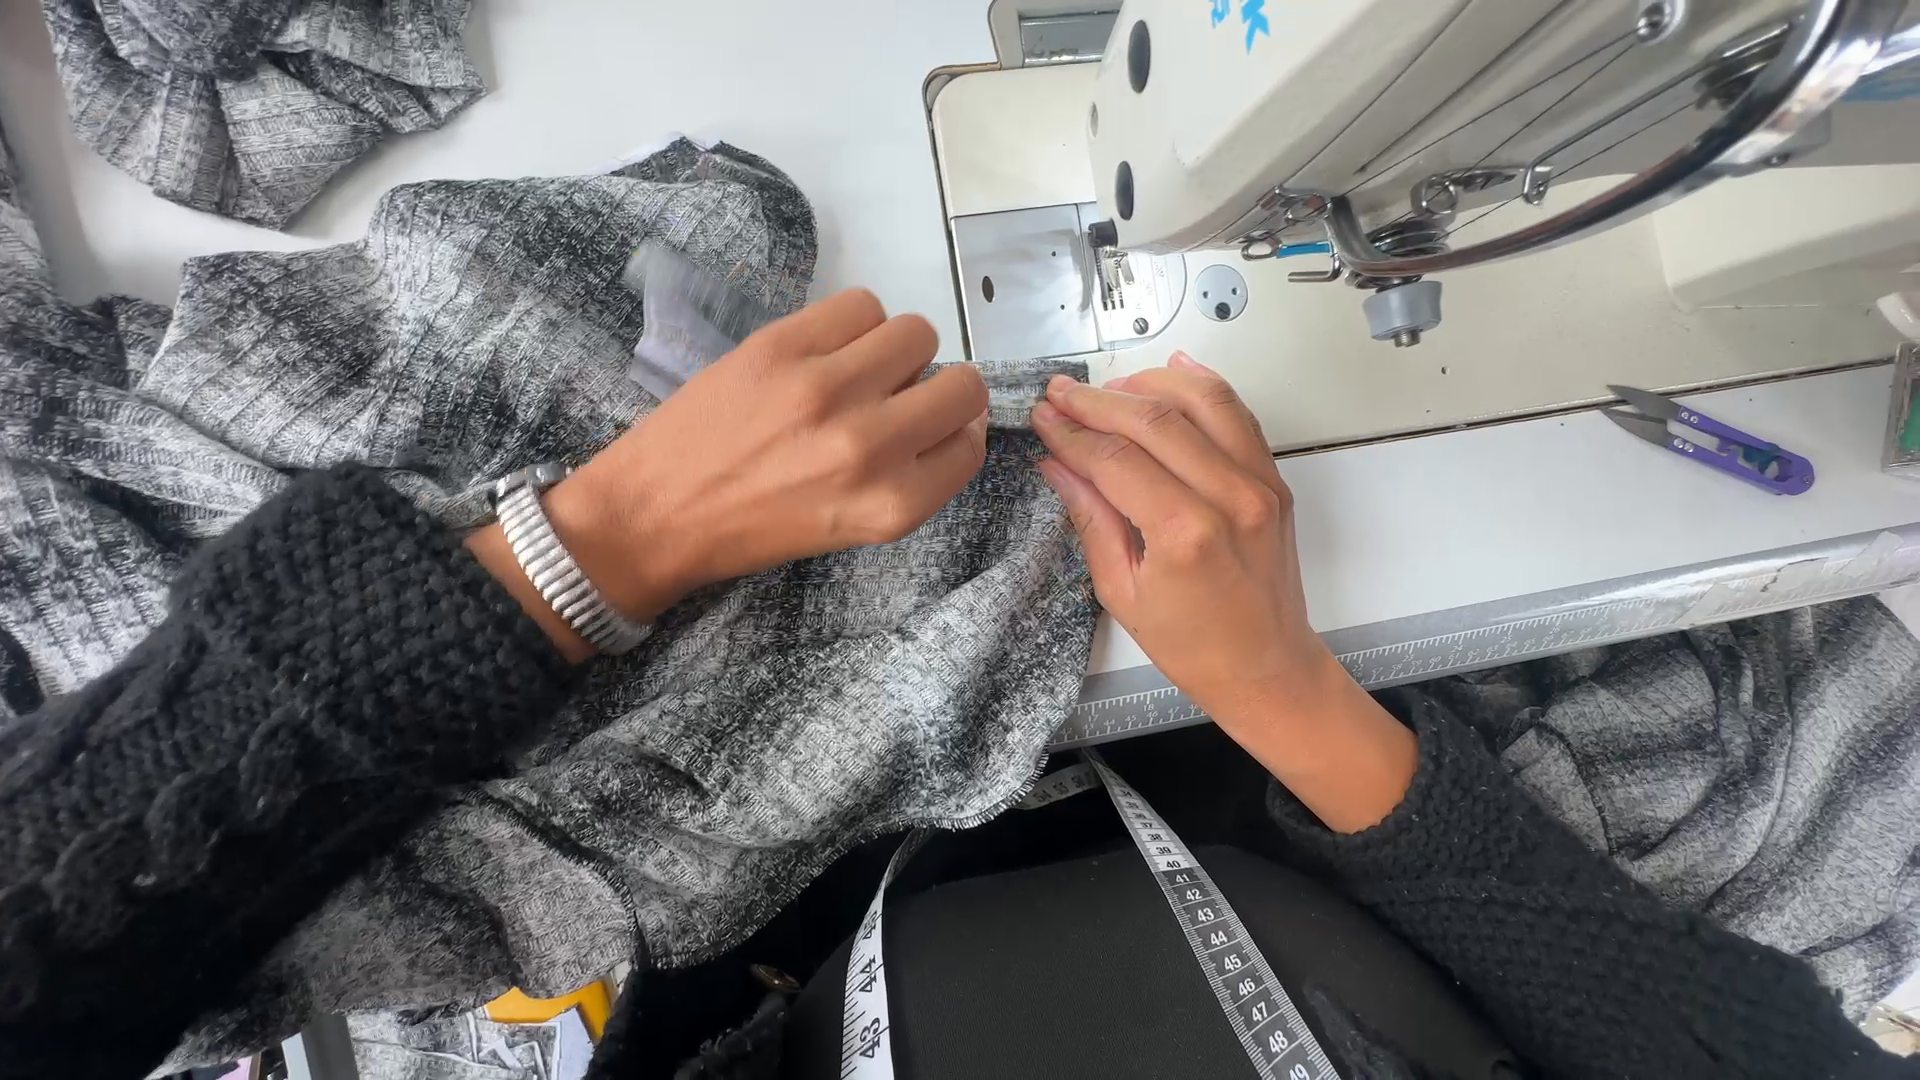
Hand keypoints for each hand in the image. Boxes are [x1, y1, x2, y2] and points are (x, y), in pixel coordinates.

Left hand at [471, 289, 988, 660]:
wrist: (658, 512)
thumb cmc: (759, 531)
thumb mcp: (855, 528)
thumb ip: (912, 478)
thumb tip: (951, 414)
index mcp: (892, 506)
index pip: (970, 446)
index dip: (956, 432)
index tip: (932, 429)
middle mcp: (872, 447)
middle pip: (962, 385)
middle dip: (941, 390)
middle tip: (897, 398)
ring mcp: (827, 389)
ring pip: (917, 334)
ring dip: (898, 352)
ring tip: (857, 370)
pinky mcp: (785, 345)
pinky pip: (863, 305)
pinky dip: (856, 324)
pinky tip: (826, 350)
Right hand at [1031, 353, 1320, 723]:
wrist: (1267, 669)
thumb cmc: (1195, 647)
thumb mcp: (1121, 592)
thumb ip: (1091, 518)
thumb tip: (1058, 465)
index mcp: (1184, 534)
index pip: (1114, 458)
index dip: (1071, 432)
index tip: (1044, 417)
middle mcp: (1230, 498)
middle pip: (1153, 420)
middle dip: (1097, 401)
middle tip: (1061, 393)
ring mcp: (1260, 484)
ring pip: (1202, 400)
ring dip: (1148, 383)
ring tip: (1108, 386)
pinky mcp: (1274, 480)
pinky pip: (1238, 414)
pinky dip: (1204, 385)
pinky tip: (1172, 370)